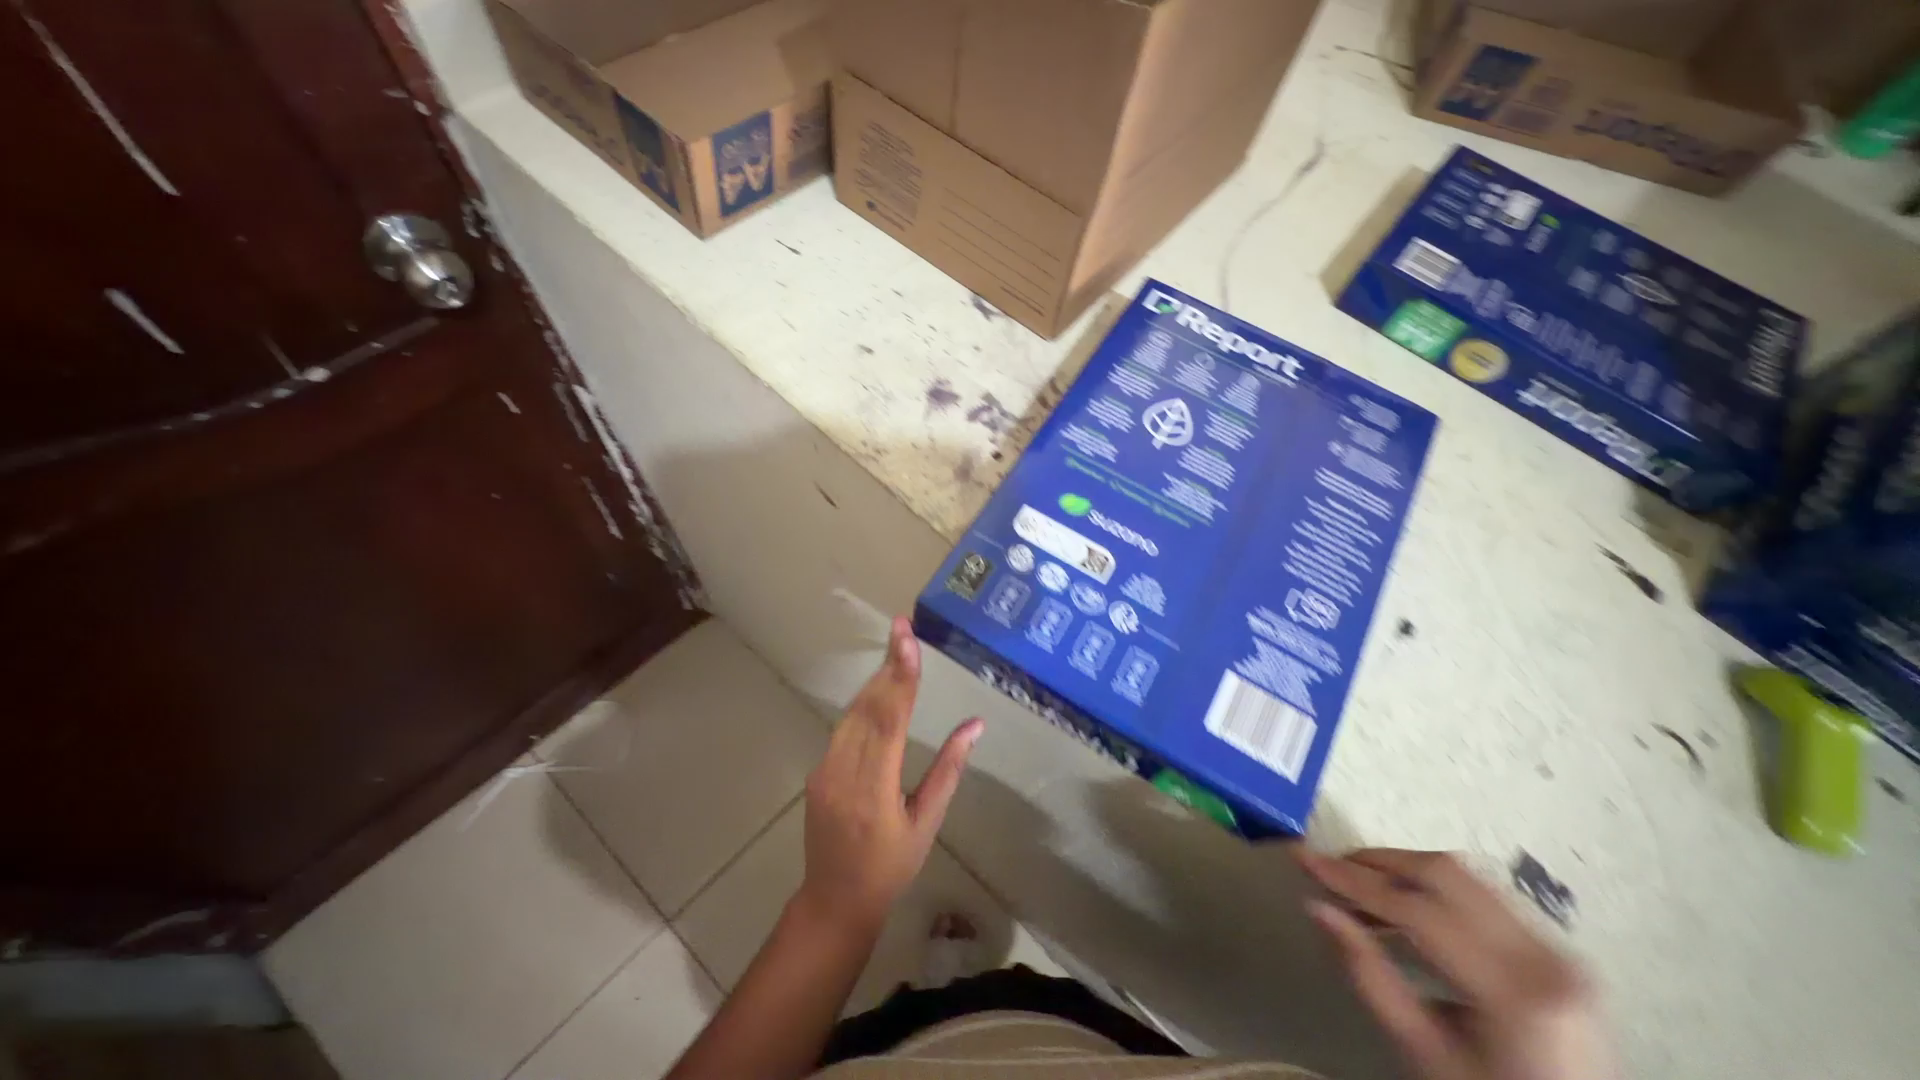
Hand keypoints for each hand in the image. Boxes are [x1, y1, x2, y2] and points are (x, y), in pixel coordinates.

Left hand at [796, 617, 982, 935]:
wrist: (835, 900)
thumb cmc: (892, 867)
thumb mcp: (927, 822)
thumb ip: (949, 770)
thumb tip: (975, 725)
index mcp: (875, 789)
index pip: (889, 719)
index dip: (901, 676)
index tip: (907, 639)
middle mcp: (844, 772)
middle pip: (868, 707)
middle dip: (888, 665)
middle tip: (903, 627)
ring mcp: (825, 771)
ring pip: (852, 714)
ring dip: (876, 681)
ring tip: (897, 649)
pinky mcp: (818, 772)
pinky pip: (843, 729)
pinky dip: (863, 704)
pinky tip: (879, 688)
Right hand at [1297, 848, 1616, 1079]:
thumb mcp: (1422, 1052)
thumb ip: (1370, 976)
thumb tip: (1319, 909)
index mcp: (1512, 989)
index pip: (1417, 909)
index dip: (1353, 881)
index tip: (1304, 858)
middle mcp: (1544, 954)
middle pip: (1446, 875)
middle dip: (1378, 862)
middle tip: (1328, 864)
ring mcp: (1558, 947)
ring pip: (1466, 876)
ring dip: (1405, 870)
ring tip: (1357, 882)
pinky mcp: (1556, 948)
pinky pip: (1485, 895)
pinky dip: (1436, 888)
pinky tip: (1403, 903)